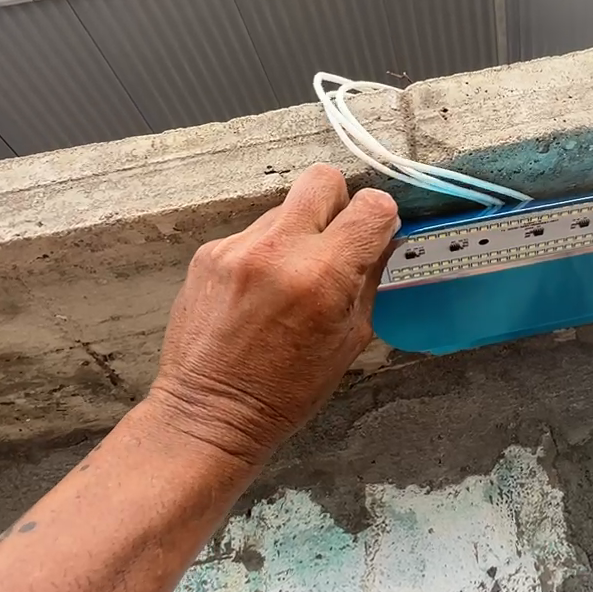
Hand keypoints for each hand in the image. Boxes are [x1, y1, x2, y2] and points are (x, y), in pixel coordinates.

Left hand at [146, 164, 399, 468]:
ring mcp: (237, 247)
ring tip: (290, 277)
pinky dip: (266, 250)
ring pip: (286, 206)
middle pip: (323, 178)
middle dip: (338, 202)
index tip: (375, 234)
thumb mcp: (351, 337)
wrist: (209, 413)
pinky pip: (254, 231)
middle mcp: (278, 249)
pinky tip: (259, 290)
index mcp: (323, 275)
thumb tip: (383, 238)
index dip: (381, 217)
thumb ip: (369, 278)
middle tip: (335, 239)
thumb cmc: (289, 389)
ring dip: (299, 230)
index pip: (372, 205)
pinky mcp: (209, 252)